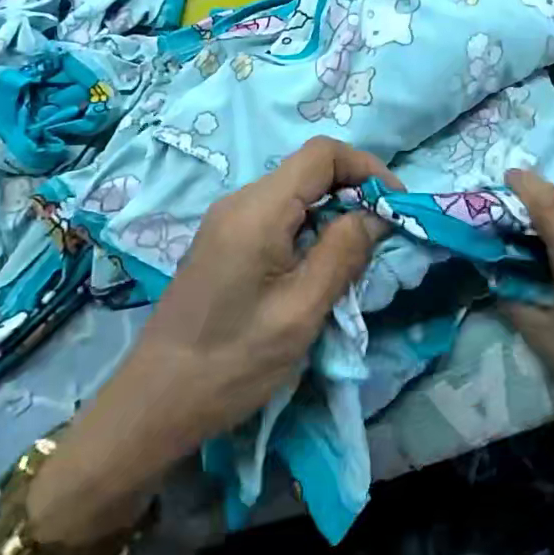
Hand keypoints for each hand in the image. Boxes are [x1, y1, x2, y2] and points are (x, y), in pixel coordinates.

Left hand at [27, 137, 396, 543]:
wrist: (157, 400)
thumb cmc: (233, 361)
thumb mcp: (301, 311)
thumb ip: (343, 253)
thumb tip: (376, 215)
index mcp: (257, 210)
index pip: (322, 154)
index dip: (367, 168)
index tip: (396, 207)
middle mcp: (239, 202)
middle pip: (308, 172)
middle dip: (353, 194)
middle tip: (380, 241)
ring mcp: (226, 222)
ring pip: (294, 196)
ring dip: (332, 216)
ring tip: (352, 263)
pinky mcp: (223, 243)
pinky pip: (276, 219)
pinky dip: (308, 232)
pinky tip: (317, 272)